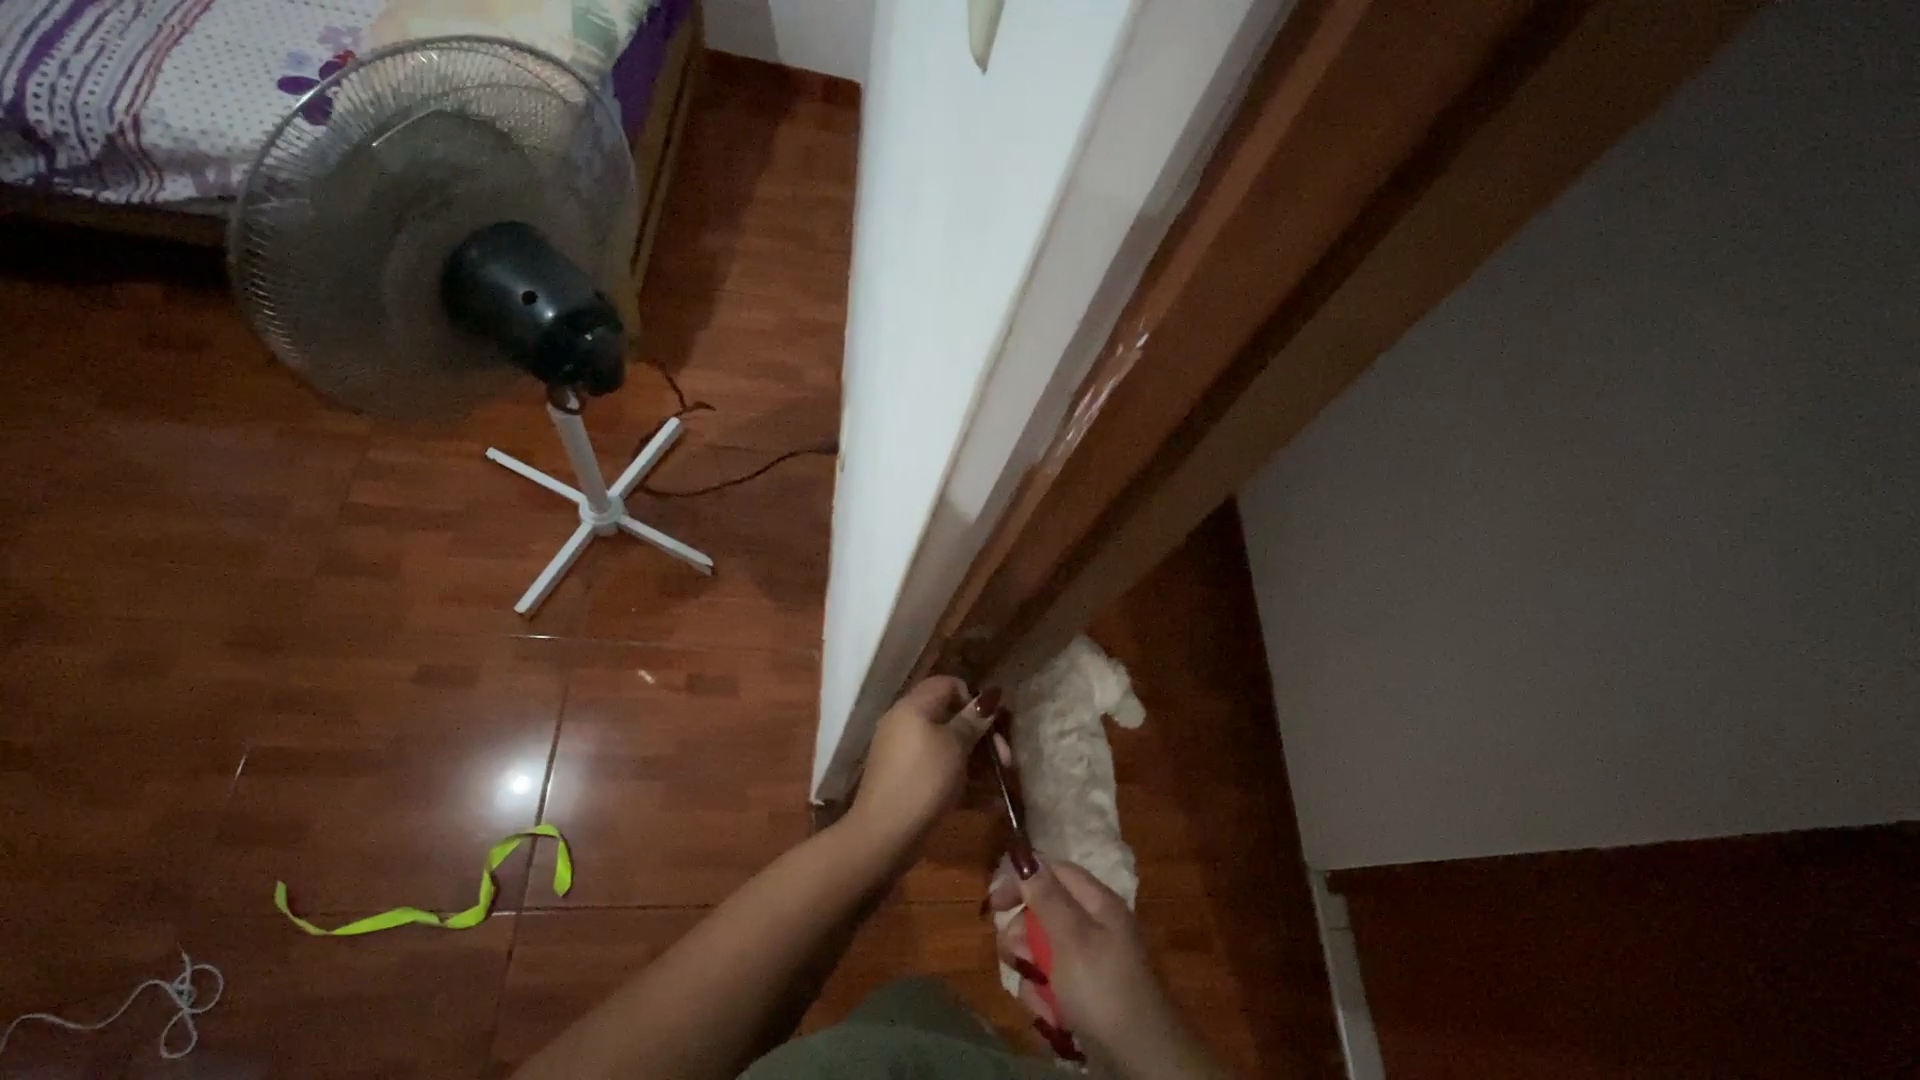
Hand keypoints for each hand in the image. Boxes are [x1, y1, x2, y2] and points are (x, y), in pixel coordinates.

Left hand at [845, 676, 991, 846]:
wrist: (885, 833)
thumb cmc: (924, 780)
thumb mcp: (955, 746)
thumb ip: (973, 720)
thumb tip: (989, 695)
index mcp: (914, 706)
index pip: (948, 683)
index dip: (973, 698)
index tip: (992, 724)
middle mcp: (905, 723)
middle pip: (950, 716)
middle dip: (981, 735)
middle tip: (1005, 760)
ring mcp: (903, 752)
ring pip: (947, 746)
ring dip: (976, 760)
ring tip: (999, 782)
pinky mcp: (906, 778)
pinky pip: (938, 768)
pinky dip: (960, 778)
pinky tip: (984, 799)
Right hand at [993, 860, 1223, 1078]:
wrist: (1141, 1062)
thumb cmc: (1104, 990)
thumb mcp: (1071, 938)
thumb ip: (1047, 897)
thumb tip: (1026, 855)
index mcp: (1098, 904)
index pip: (1053, 872)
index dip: (1021, 880)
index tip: (994, 903)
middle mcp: (1095, 928)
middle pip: (1043, 915)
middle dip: (1024, 939)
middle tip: (1019, 958)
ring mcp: (1091, 965)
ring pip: (1042, 955)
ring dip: (1034, 976)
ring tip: (1044, 997)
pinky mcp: (1085, 997)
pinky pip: (1052, 987)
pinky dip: (1047, 1001)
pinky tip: (1053, 1018)